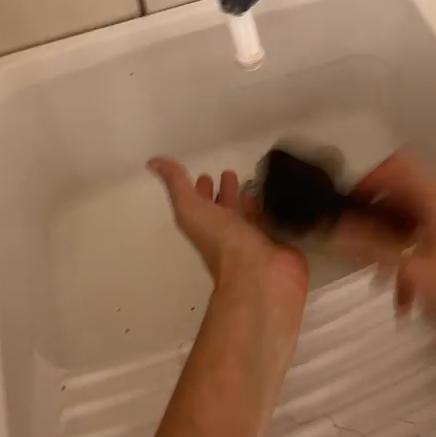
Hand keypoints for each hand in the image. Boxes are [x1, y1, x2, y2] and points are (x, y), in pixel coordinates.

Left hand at [148, 157, 308, 298]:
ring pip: (251, 216)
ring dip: (251, 201)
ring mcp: (255, 239)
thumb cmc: (222, 242)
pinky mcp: (280, 241)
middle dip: (227, 192)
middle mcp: (230, 233)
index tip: (206, 174)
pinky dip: (277, 210)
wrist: (258, 276)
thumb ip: (176, 184)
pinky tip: (283, 198)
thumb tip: (152, 161)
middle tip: (231, 173)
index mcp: (207, 226)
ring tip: (257, 184)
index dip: (201, 189)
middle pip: (226, 209)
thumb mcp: (190, 209)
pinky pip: (276, 221)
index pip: (202, 204)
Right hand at [331, 151, 435, 351]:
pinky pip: (427, 241)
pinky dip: (410, 260)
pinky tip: (404, 296)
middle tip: (359, 243)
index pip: (399, 167)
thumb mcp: (414, 271)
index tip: (350, 203)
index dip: (371, 179)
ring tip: (380, 279)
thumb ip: (373, 247)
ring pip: (414, 222)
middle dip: (379, 220)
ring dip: (393, 247)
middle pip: (404, 196)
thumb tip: (337, 230)